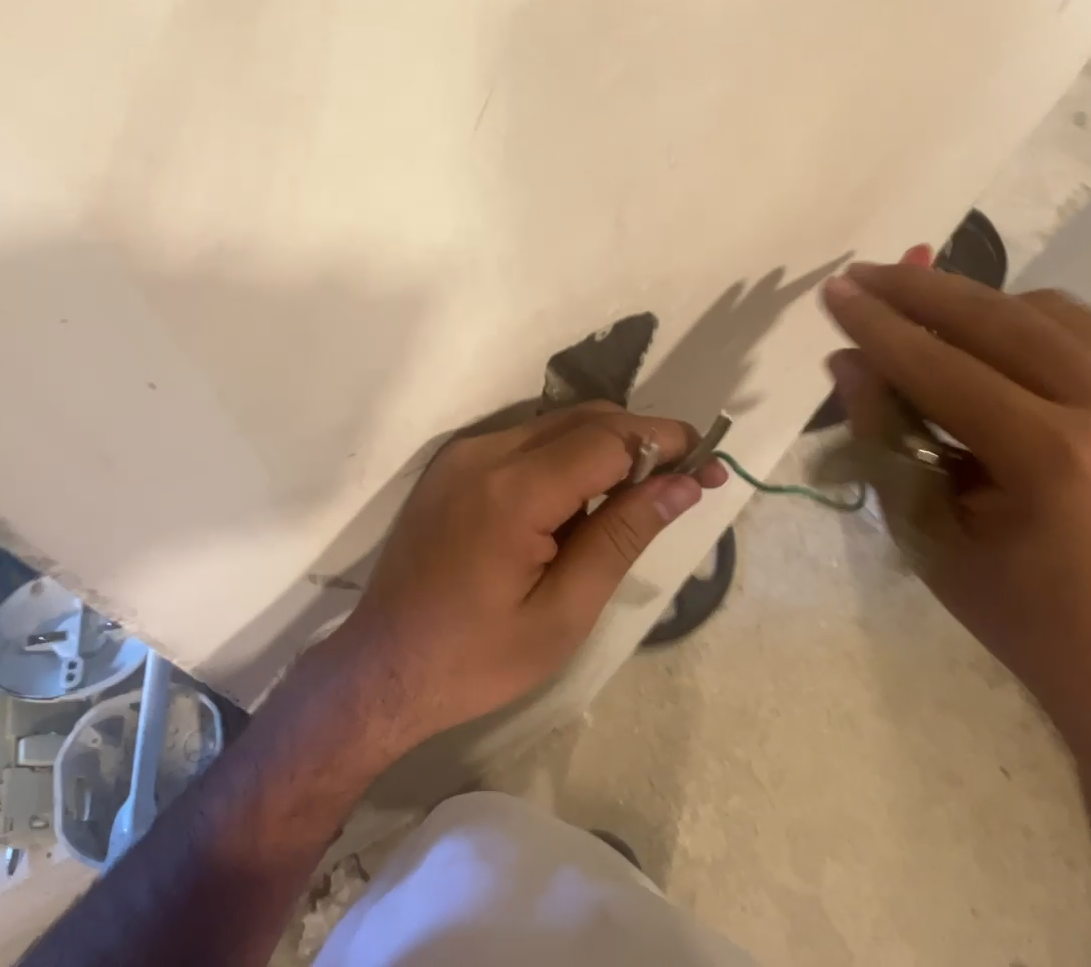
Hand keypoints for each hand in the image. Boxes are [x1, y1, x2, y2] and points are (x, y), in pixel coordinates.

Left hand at [317, 402, 726, 755]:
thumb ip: (622, 536)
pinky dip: (563, 461)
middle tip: (684, 486)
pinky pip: (522, 444)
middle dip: (641, 443)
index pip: (608, 438)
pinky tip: (578, 509)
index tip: (708, 465)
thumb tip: (682, 484)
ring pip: (553, 427)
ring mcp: (459, 457)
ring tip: (635, 506)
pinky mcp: (449, 469)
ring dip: (603, 451)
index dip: (665, 443)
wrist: (382, 669)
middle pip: (582, 420)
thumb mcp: (563, 611)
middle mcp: (481, 454)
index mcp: (511, 491)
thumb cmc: (475, 660)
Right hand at [821, 262, 1090, 737]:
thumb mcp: (930, 533)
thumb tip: (850, 363)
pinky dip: (1030, 329)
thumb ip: (887, 439)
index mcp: (1057, 459)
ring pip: (1055, 313)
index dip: (881, 328)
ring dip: (979, 306)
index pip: (946, 368)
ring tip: (920, 310)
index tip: (836, 291)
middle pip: (1005, 320)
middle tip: (867, 273)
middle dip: (924, 292)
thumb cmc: (1018, 613)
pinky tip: (988, 343)